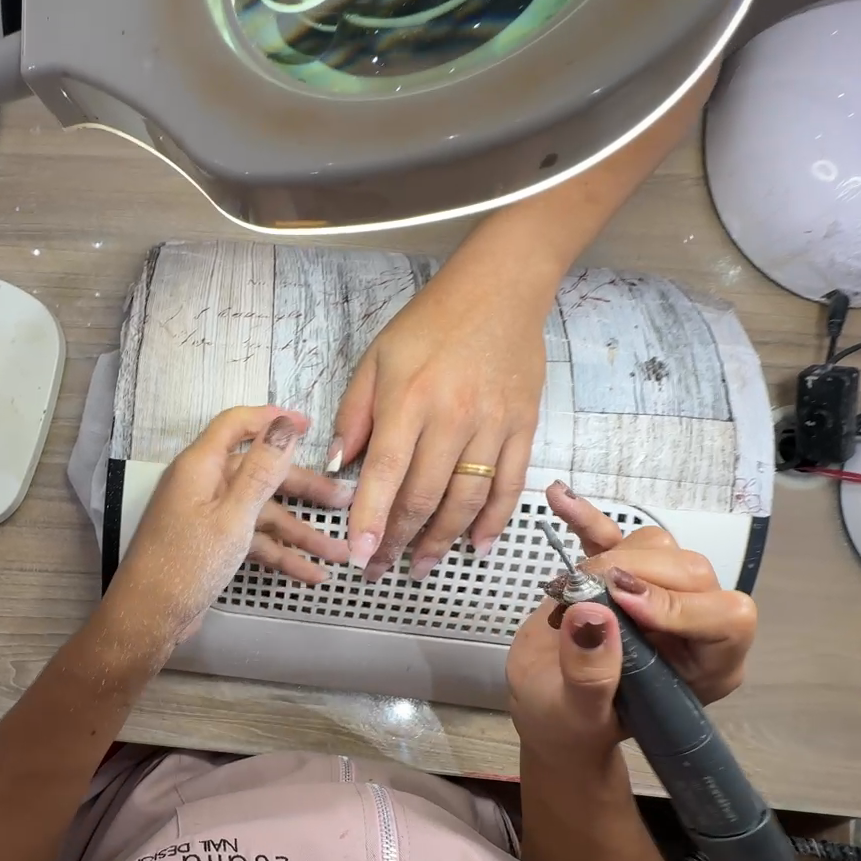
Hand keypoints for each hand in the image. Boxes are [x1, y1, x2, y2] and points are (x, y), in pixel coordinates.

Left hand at [109, 406, 351, 645]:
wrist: (149, 616)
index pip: (237, 425)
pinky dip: (279, 555)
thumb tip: (283, 424)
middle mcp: (203, 485)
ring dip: (299, 534)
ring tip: (340, 554)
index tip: (310, 425)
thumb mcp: (233, 516)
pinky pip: (251, 540)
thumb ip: (261, 470)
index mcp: (201, 466)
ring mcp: (207, 516)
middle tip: (345, 500)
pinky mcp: (211, 544)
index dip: (273, 420)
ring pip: (261, 514)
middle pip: (260, 474)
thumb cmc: (187, 562)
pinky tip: (311, 575)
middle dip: (304, 489)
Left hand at [333, 281, 545, 582]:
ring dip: (441, 541)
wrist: (500, 290)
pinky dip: (494, 521)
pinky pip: (509, 486)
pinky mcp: (524, 427)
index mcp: (408, 402)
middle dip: (398, 542)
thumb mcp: (374, 362)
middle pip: (423, 497)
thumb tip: (336, 468)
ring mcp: (493, 426)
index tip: (359, 556)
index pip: (385, 475)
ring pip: (466, 500)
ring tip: (420, 567)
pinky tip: (477, 546)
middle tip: (379, 570)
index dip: (370, 521)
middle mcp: (452, 419)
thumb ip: (353, 417)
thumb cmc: (427, 325)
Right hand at [505, 484, 757, 769]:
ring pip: (658, 549)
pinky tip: (559, 498)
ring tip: (563, 584)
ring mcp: (657, 596)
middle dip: (630, 573)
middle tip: (573, 592)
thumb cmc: (568, 723)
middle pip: (690, 572)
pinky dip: (586, 518)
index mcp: (706, 667)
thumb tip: (593, 612)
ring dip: (609, 555)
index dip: (676, 603)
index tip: (617, 602)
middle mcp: (693, 626)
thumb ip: (591, 671)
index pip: (724, 617)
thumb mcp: (576, 712)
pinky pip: (611, 536)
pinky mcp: (616, 577)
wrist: (547, 711)